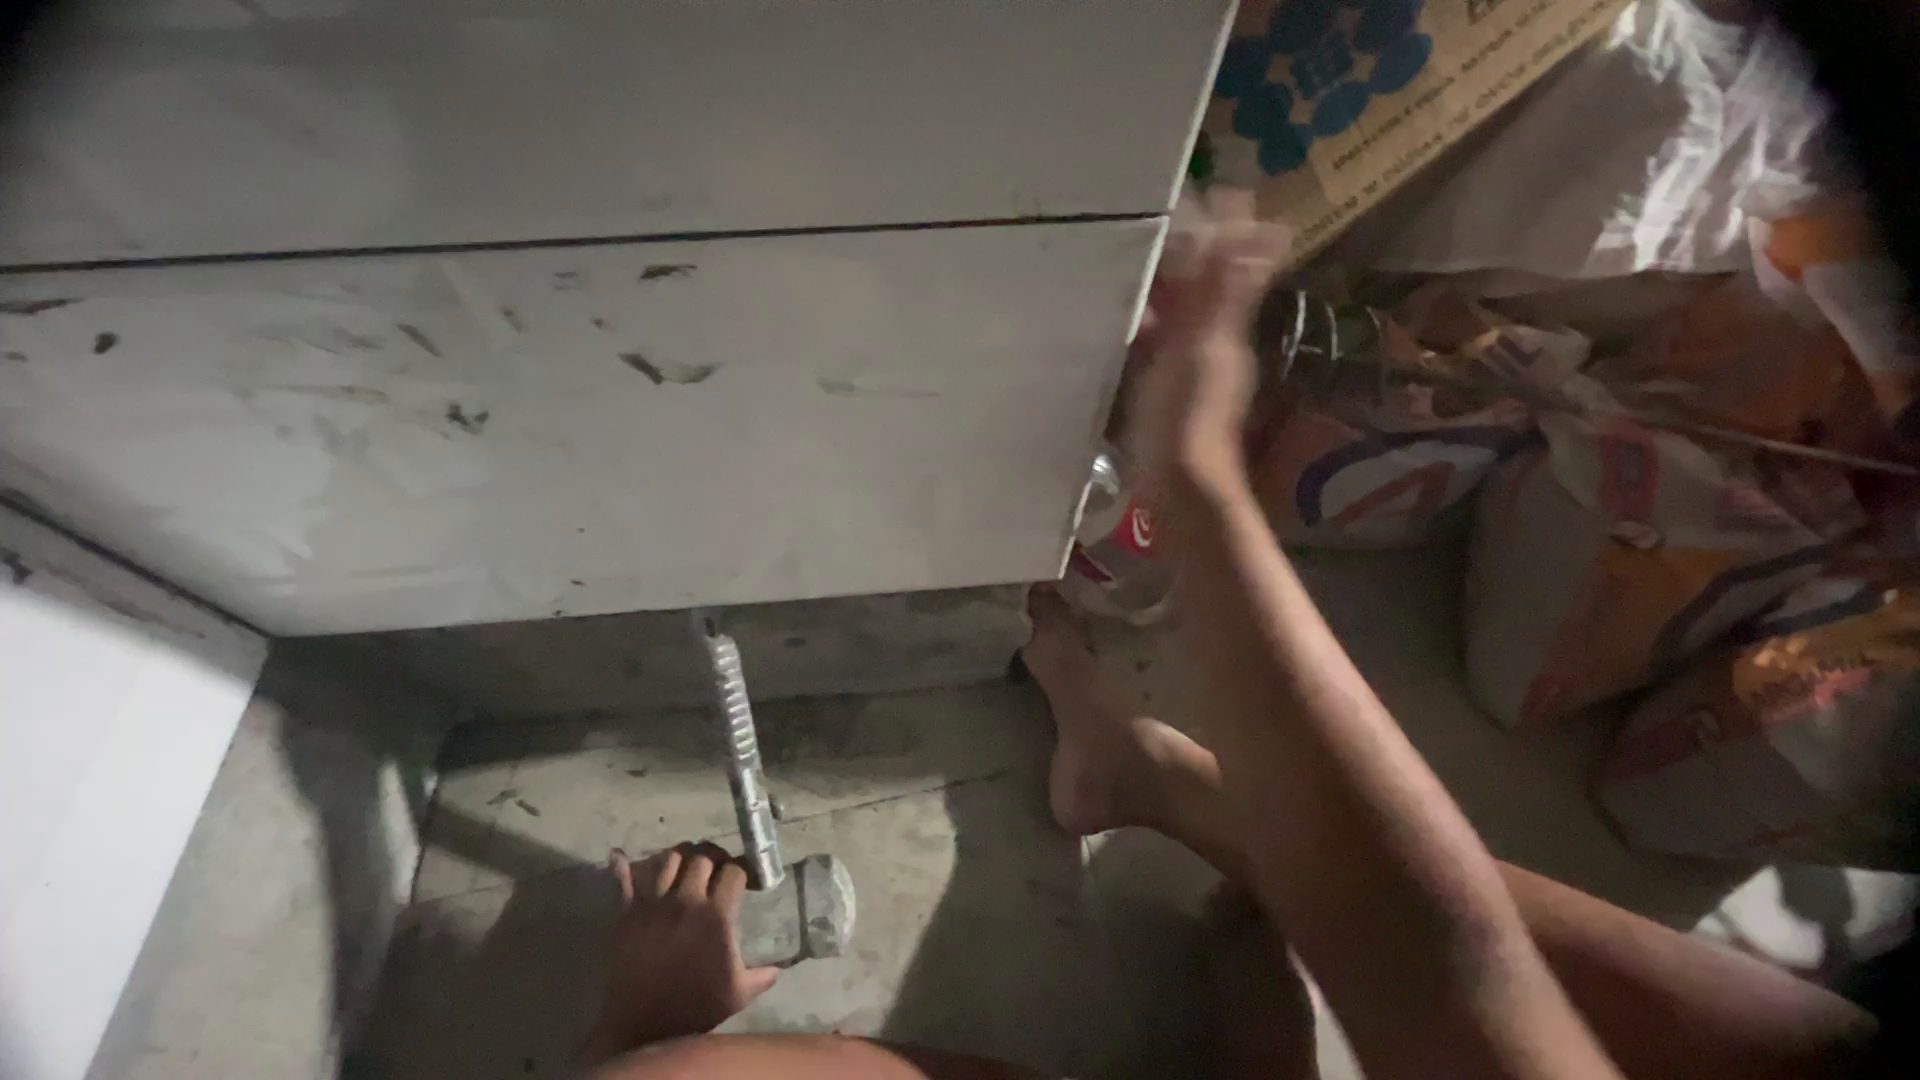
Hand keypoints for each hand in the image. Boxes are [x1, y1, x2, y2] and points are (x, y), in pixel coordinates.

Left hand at [579, 843, 780, 1064]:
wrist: (644, 1028)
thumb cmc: (695, 1008)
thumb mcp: (738, 994)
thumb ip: (761, 976)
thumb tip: (778, 969)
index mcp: (717, 914)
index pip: (734, 870)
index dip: (743, 869)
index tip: (746, 878)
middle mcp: (687, 900)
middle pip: (702, 856)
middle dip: (714, 856)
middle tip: (717, 868)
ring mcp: (654, 904)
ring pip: (669, 859)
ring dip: (680, 857)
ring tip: (685, 867)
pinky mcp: (628, 914)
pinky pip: (623, 881)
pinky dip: (622, 866)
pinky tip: (620, 856)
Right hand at [1125, 191, 1289, 503]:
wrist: (1176, 485)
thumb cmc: (1185, 417)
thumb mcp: (1202, 350)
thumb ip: (1225, 294)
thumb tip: (1266, 230)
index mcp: (1225, 328)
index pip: (1230, 264)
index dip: (1223, 226)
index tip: (1206, 189)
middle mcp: (1214, 342)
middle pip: (1205, 285)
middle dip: (1190, 249)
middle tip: (1160, 213)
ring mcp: (1190, 367)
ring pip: (1181, 313)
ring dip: (1165, 284)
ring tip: (1132, 256)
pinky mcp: (1166, 390)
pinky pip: (1159, 344)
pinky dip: (1146, 324)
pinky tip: (1121, 319)